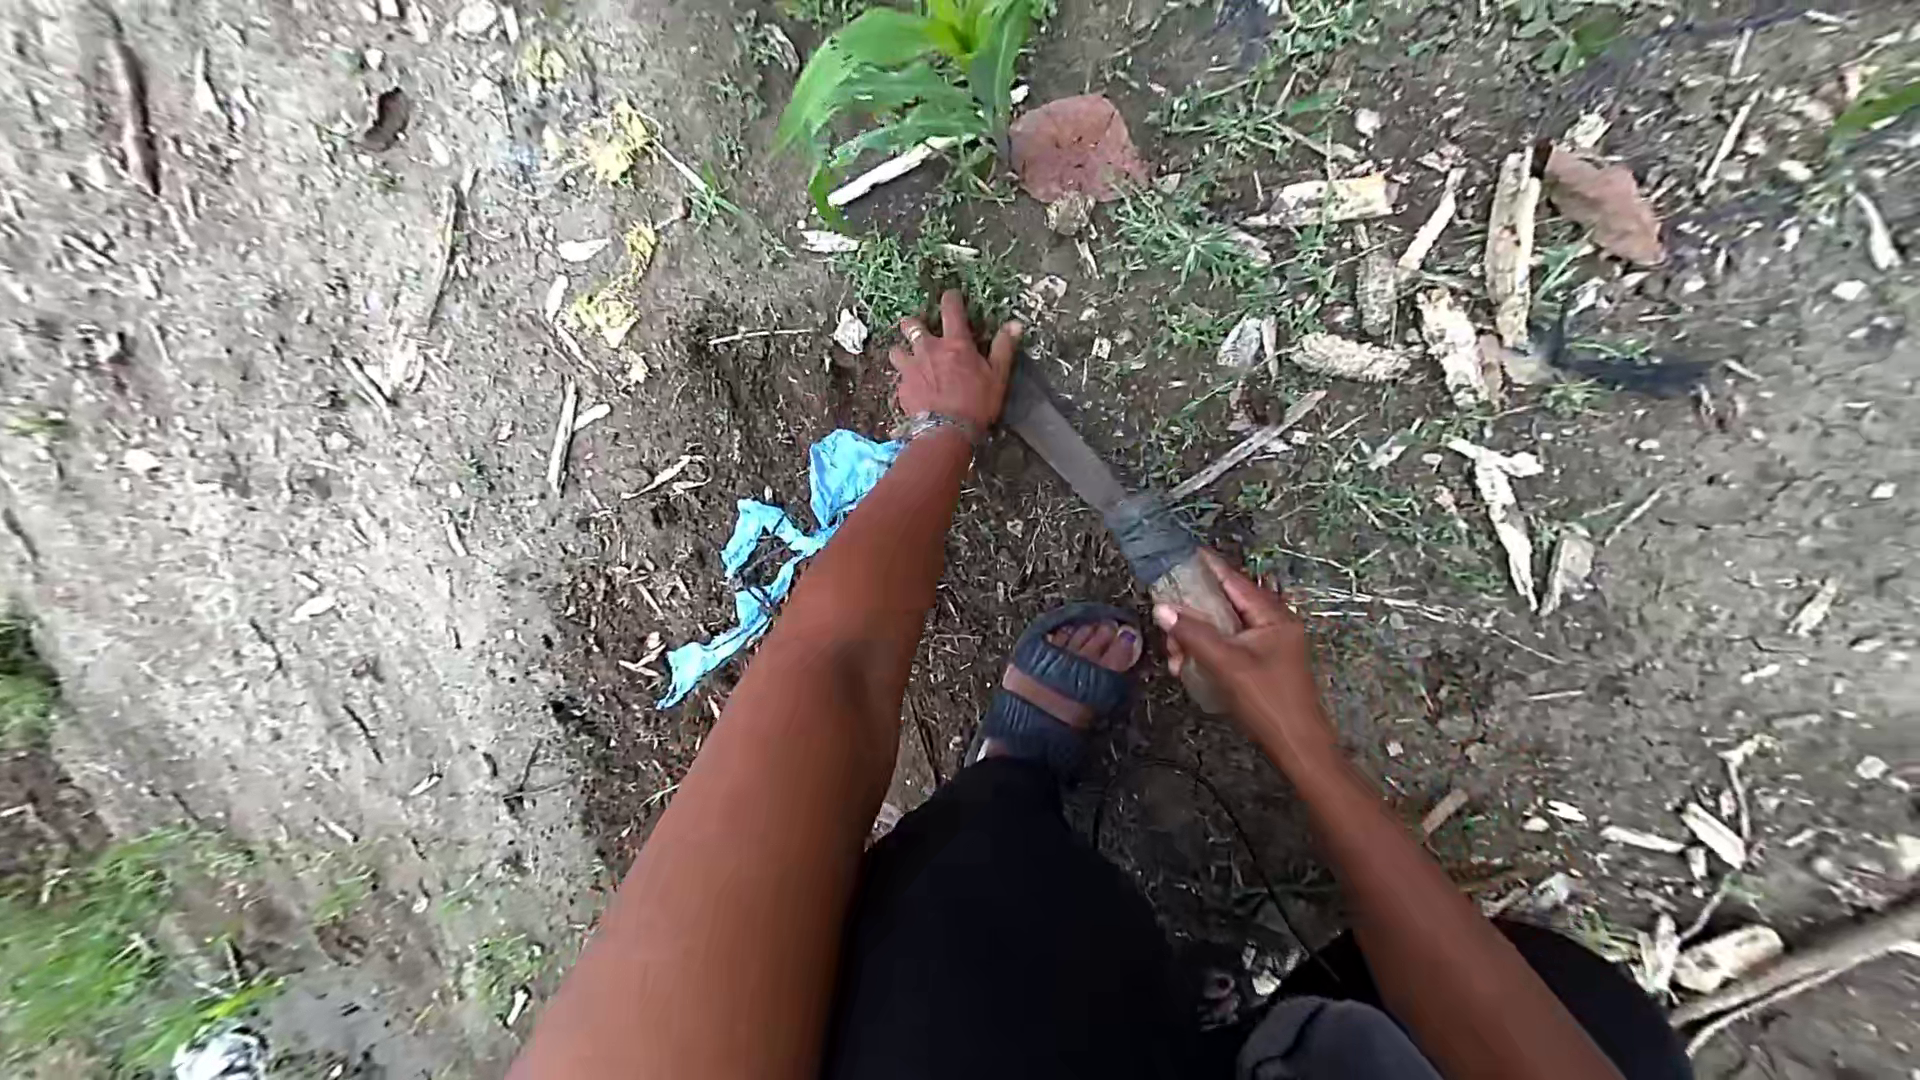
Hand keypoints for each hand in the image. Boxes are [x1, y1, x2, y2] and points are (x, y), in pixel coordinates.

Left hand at [890, 289, 1022, 432]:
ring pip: (897, 350)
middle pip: (912, 325)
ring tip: (908, 359)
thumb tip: (1015, 325)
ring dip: (902, 352)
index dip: (951, 298)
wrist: (947, 432)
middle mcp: (928, 349)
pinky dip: (904, 379)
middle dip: (913, 323)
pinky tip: (911, 388)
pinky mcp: (902, 387)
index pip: (951, 308)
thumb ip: (1004, 348)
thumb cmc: (976, 404)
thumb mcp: (998, 377)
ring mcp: (911, 368)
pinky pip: (898, 377)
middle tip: (918, 329)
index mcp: (955, 343)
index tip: (951, 296)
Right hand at [1154, 550, 1337, 770]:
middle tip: (1167, 619)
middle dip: (1192, 614)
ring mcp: (1268, 646)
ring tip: (1175, 657)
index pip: (1235, 581)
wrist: (1297, 748)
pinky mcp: (1261, 664)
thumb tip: (1162, 608)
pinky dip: (1206, 652)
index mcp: (1273, 617)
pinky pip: (1227, 647)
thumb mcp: (1225, 664)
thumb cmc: (1268, 702)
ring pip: (1222, 629)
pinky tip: (1187, 667)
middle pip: (1225, 606)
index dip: (1209, 567)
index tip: (1185, 553)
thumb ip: (1192, 633)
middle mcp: (1273, 626)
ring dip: (1195, 638)